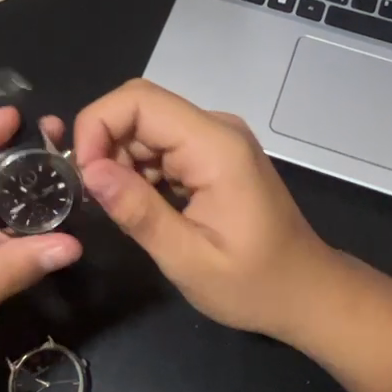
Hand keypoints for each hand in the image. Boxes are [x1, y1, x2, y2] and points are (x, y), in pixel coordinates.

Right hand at [65, 79, 342, 338]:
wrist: (307, 291)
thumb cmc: (254, 284)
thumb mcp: (189, 260)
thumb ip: (139, 212)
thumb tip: (89, 171)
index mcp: (215, 147)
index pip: (139, 100)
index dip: (98, 126)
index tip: (84, 176)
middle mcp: (217, 129)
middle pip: (140, 108)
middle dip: (104, 145)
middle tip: (94, 198)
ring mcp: (217, 139)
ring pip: (146, 126)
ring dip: (120, 160)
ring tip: (119, 209)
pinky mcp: (213, 155)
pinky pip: (162, 144)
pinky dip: (139, 169)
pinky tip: (142, 206)